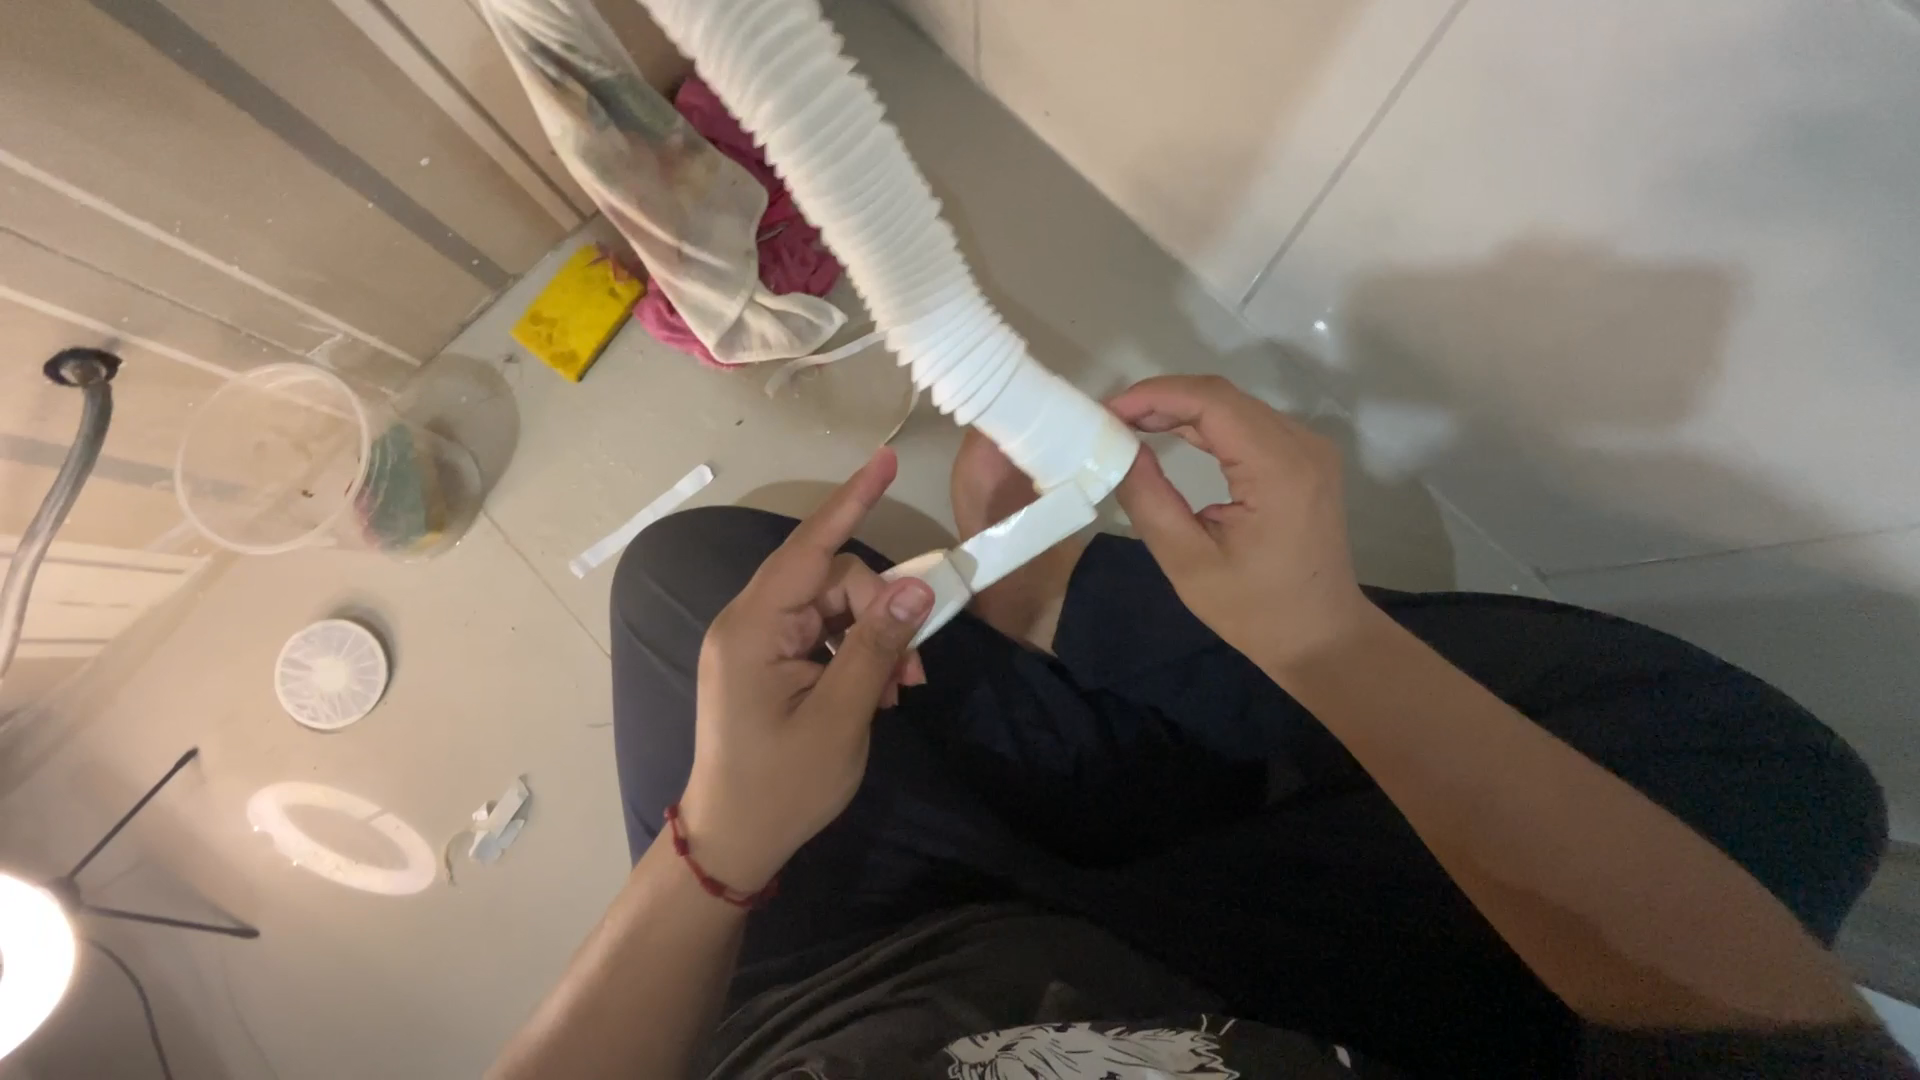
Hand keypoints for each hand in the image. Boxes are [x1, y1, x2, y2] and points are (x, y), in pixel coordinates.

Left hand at [678, 449, 934, 891]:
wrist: (733, 841)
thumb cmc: (782, 786)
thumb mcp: (841, 717)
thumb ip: (877, 645)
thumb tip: (918, 587)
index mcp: (754, 628)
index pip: (810, 547)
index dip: (852, 501)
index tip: (887, 460)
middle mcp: (751, 622)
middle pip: (833, 580)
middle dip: (882, 609)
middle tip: (915, 666)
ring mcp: (759, 641)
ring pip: (835, 607)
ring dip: (876, 637)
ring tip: (902, 687)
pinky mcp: (770, 660)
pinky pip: (826, 633)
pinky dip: (859, 653)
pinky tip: (882, 690)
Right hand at [1108, 375, 1370, 671]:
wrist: (1321, 635)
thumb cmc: (1254, 610)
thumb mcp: (1188, 561)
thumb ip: (1150, 499)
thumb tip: (1119, 450)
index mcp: (1278, 469)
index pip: (1211, 403)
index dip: (1155, 396)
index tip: (1108, 410)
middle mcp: (1301, 446)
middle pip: (1223, 398)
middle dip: (1161, 399)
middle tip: (1110, 419)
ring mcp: (1307, 450)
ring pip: (1234, 407)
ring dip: (1180, 410)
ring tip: (1129, 425)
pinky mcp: (1303, 460)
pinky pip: (1247, 425)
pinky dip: (1204, 425)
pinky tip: (1169, 434)